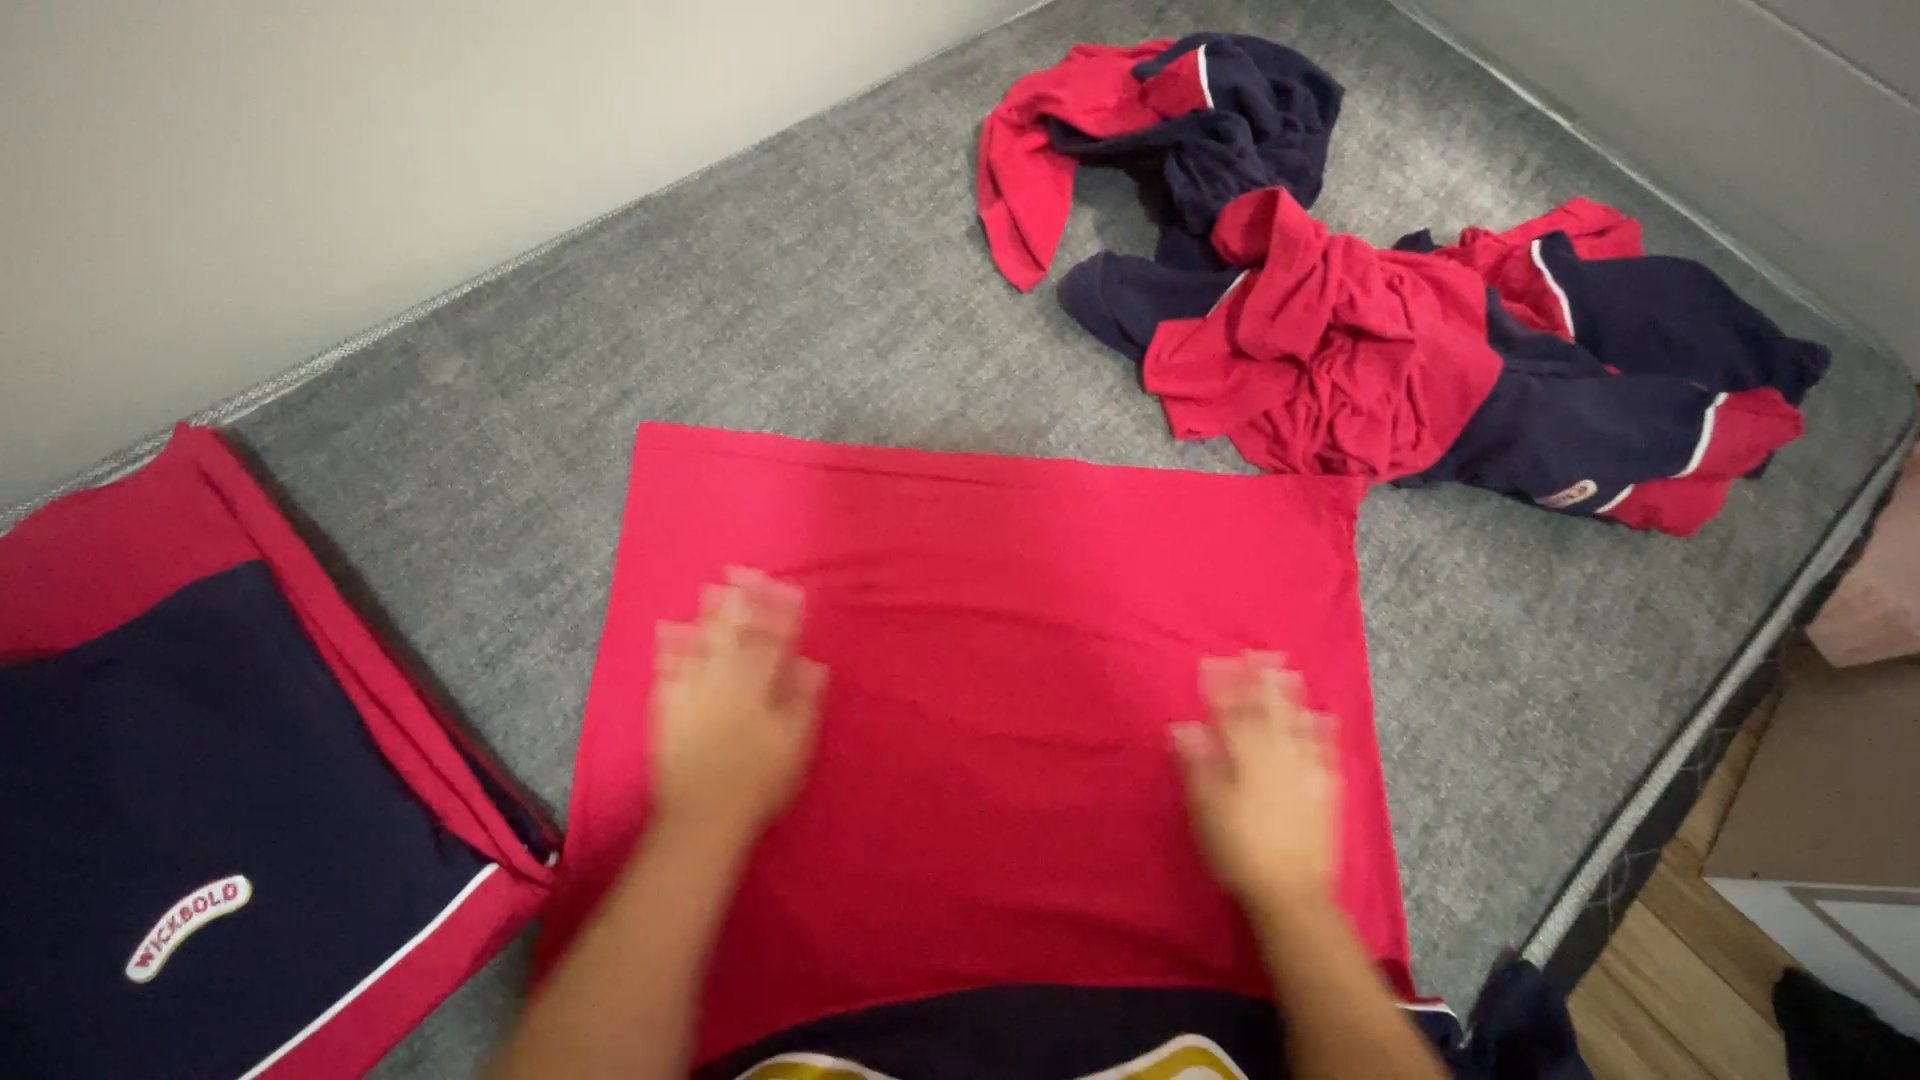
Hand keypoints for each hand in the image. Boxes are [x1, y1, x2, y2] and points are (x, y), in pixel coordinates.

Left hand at [649, 568, 827, 847]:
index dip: (783, 613)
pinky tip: (668, 628)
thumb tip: (813, 664)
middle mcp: (726, 681)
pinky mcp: (668, 707)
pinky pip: (669, 668)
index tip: (789, 587)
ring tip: (713, 587)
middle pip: (737, 633)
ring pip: (703, 643)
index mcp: (759, 688)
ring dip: (709, 614)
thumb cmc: (759, 781)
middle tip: (744, 571)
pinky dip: (670, 646)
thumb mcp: (795, 744)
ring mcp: (693, 691)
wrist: (702, 815)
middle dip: (743, 601)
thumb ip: (802, 700)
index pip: (776, 642)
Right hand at [1171, 653, 1340, 914]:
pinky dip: (1323, 733)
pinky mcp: (1323, 792)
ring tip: (1289, 672)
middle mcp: (1276, 757)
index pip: (1228, 713)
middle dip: (1260, 681)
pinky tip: (1324, 718)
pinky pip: (1324, 754)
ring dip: (1291, 698)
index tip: (1213, 660)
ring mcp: (1303, 773)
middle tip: (1259, 652)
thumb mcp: (1205, 808)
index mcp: (1244, 759)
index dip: (1220, 686)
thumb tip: (1183, 725)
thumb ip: (1197, 763)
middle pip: (1266, 712)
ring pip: (1296, 726)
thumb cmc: (1237, 850)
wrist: (1289, 892)